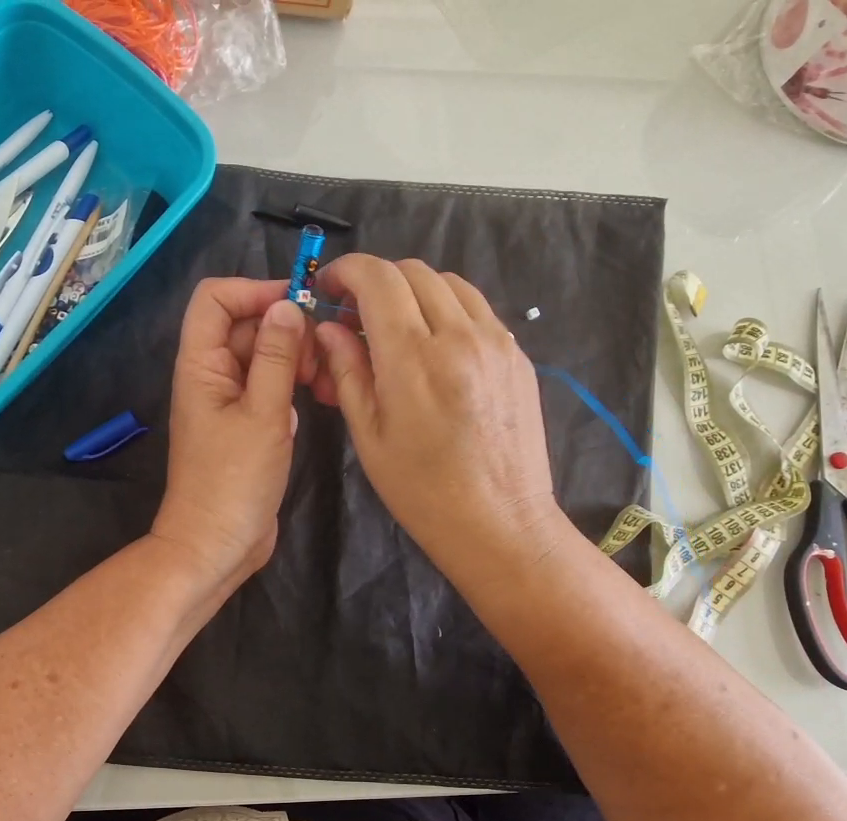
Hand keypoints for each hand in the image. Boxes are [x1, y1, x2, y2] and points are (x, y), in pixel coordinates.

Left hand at [152, 278, 307, 586]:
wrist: (216, 545)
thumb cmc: (234, 481)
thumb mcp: (263, 415)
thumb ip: (277, 357)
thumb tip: (287, 304)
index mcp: (202, 364)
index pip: (216, 298)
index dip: (255, 290)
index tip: (300, 305)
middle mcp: (211, 375)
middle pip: (246, 325)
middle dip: (286, 328)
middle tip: (322, 355)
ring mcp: (228, 401)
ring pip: (262, 356)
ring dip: (294, 359)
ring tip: (323, 380)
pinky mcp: (245, 425)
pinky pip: (268, 387)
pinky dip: (291, 386)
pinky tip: (313, 403)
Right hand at [312, 255, 565, 567]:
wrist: (498, 522)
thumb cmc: (421, 490)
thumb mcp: (369, 435)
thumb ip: (348, 372)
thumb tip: (329, 328)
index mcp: (413, 357)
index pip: (378, 278)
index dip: (347, 270)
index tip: (330, 287)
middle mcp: (459, 335)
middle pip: (414, 271)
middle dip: (377, 280)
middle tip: (356, 314)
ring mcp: (495, 342)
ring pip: (450, 283)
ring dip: (414, 290)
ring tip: (395, 327)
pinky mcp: (517, 355)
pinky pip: (477, 310)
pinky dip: (447, 310)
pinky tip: (434, 347)